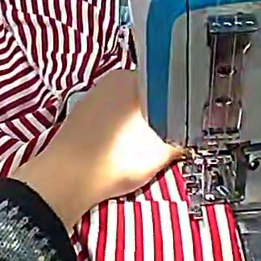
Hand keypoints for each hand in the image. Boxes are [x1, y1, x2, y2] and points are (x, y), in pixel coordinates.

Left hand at [13, 70, 184, 228]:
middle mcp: (111, 81)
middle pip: (149, 93)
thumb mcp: (161, 151)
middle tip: (172, 135)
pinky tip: (126, 148)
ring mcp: (94, 96)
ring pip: (130, 105)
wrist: (67, 180)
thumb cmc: (112, 160)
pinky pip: (113, 116)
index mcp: (131, 79)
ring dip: (142, 122)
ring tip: (148, 145)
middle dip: (162, 113)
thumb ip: (182, 138)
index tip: (189, 118)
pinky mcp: (83, 114)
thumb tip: (192, 136)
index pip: (169, 81)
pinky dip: (122, 129)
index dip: (182, 102)